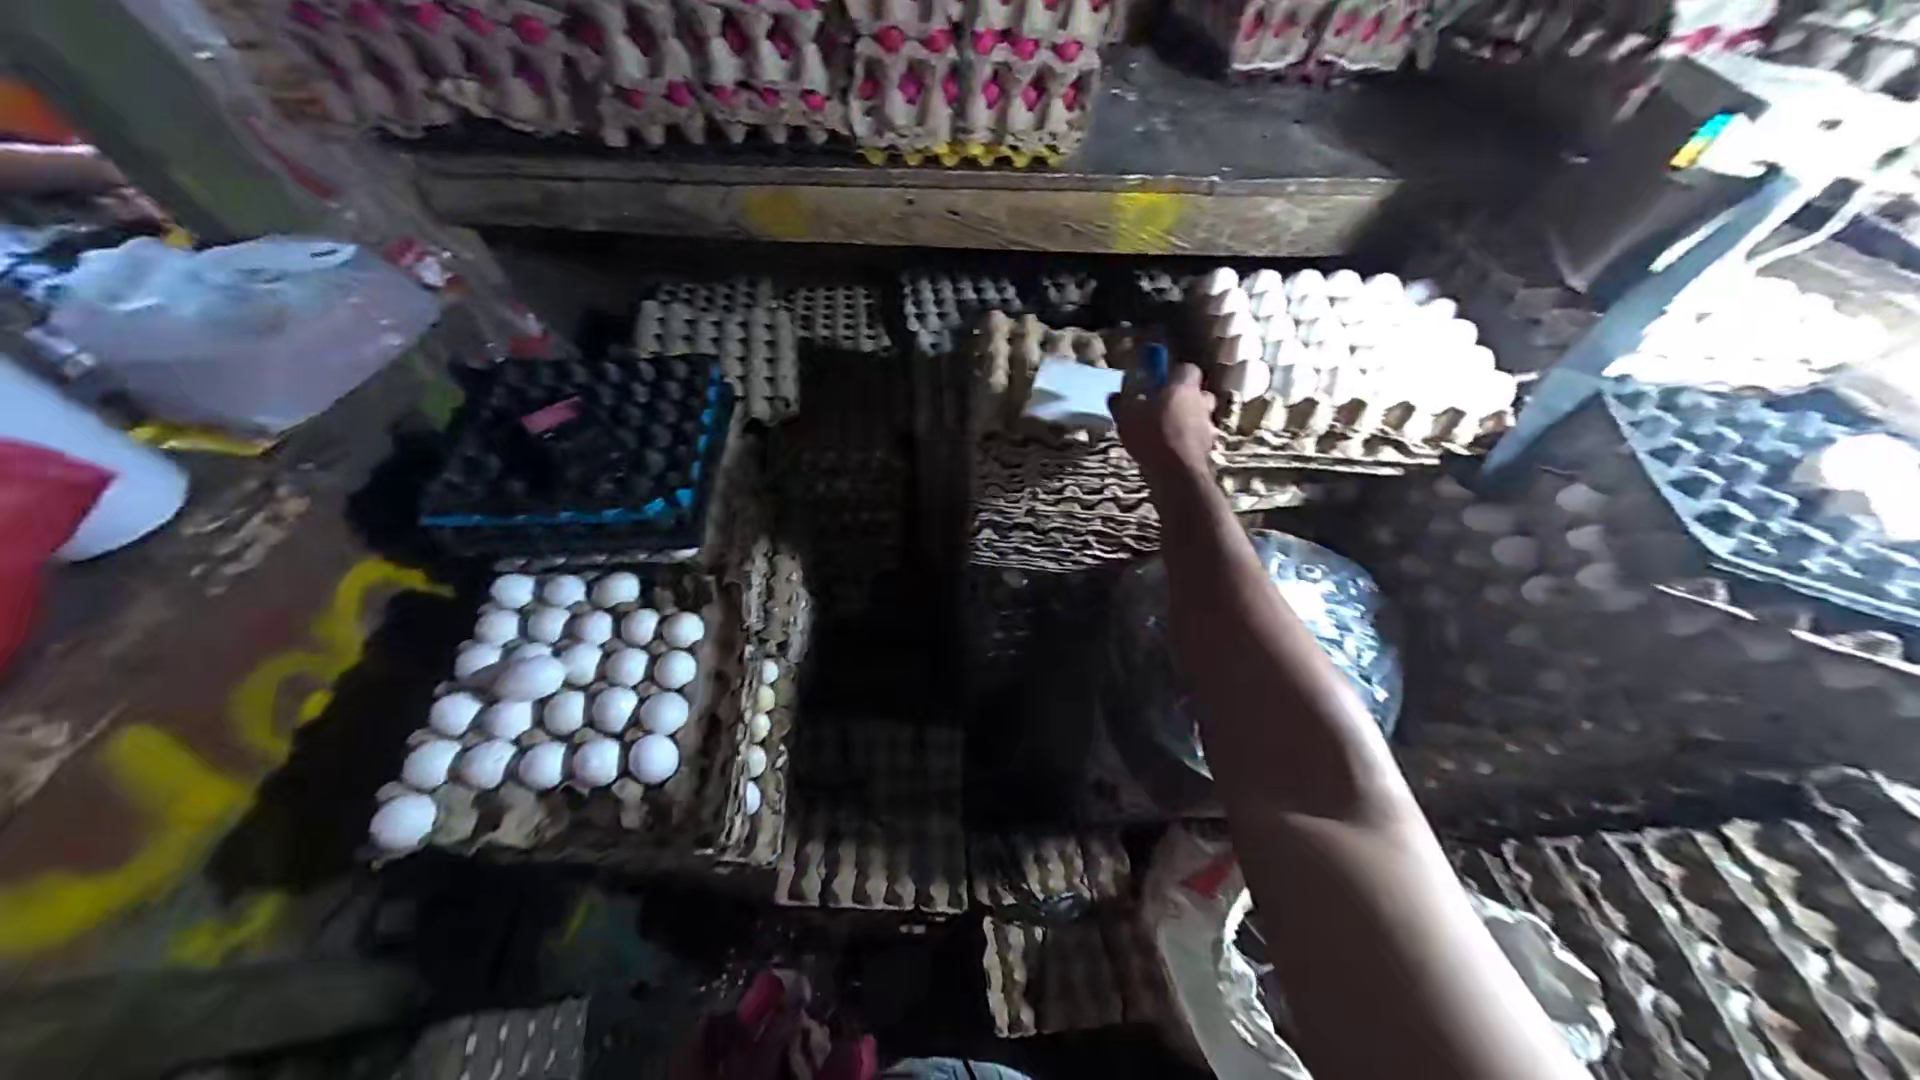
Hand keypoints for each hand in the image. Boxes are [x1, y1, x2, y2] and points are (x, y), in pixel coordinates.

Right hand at [1110, 362, 1216, 495]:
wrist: (1177, 472)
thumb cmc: (1152, 436)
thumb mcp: (1126, 417)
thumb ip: (1121, 403)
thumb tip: (1116, 396)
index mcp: (1183, 387)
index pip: (1186, 368)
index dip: (1172, 374)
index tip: (1157, 383)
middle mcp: (1201, 402)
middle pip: (1196, 392)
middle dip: (1182, 397)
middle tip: (1162, 408)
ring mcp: (1207, 425)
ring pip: (1197, 416)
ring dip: (1185, 420)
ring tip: (1165, 432)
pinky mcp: (1207, 446)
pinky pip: (1196, 437)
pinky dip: (1186, 440)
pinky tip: (1169, 450)